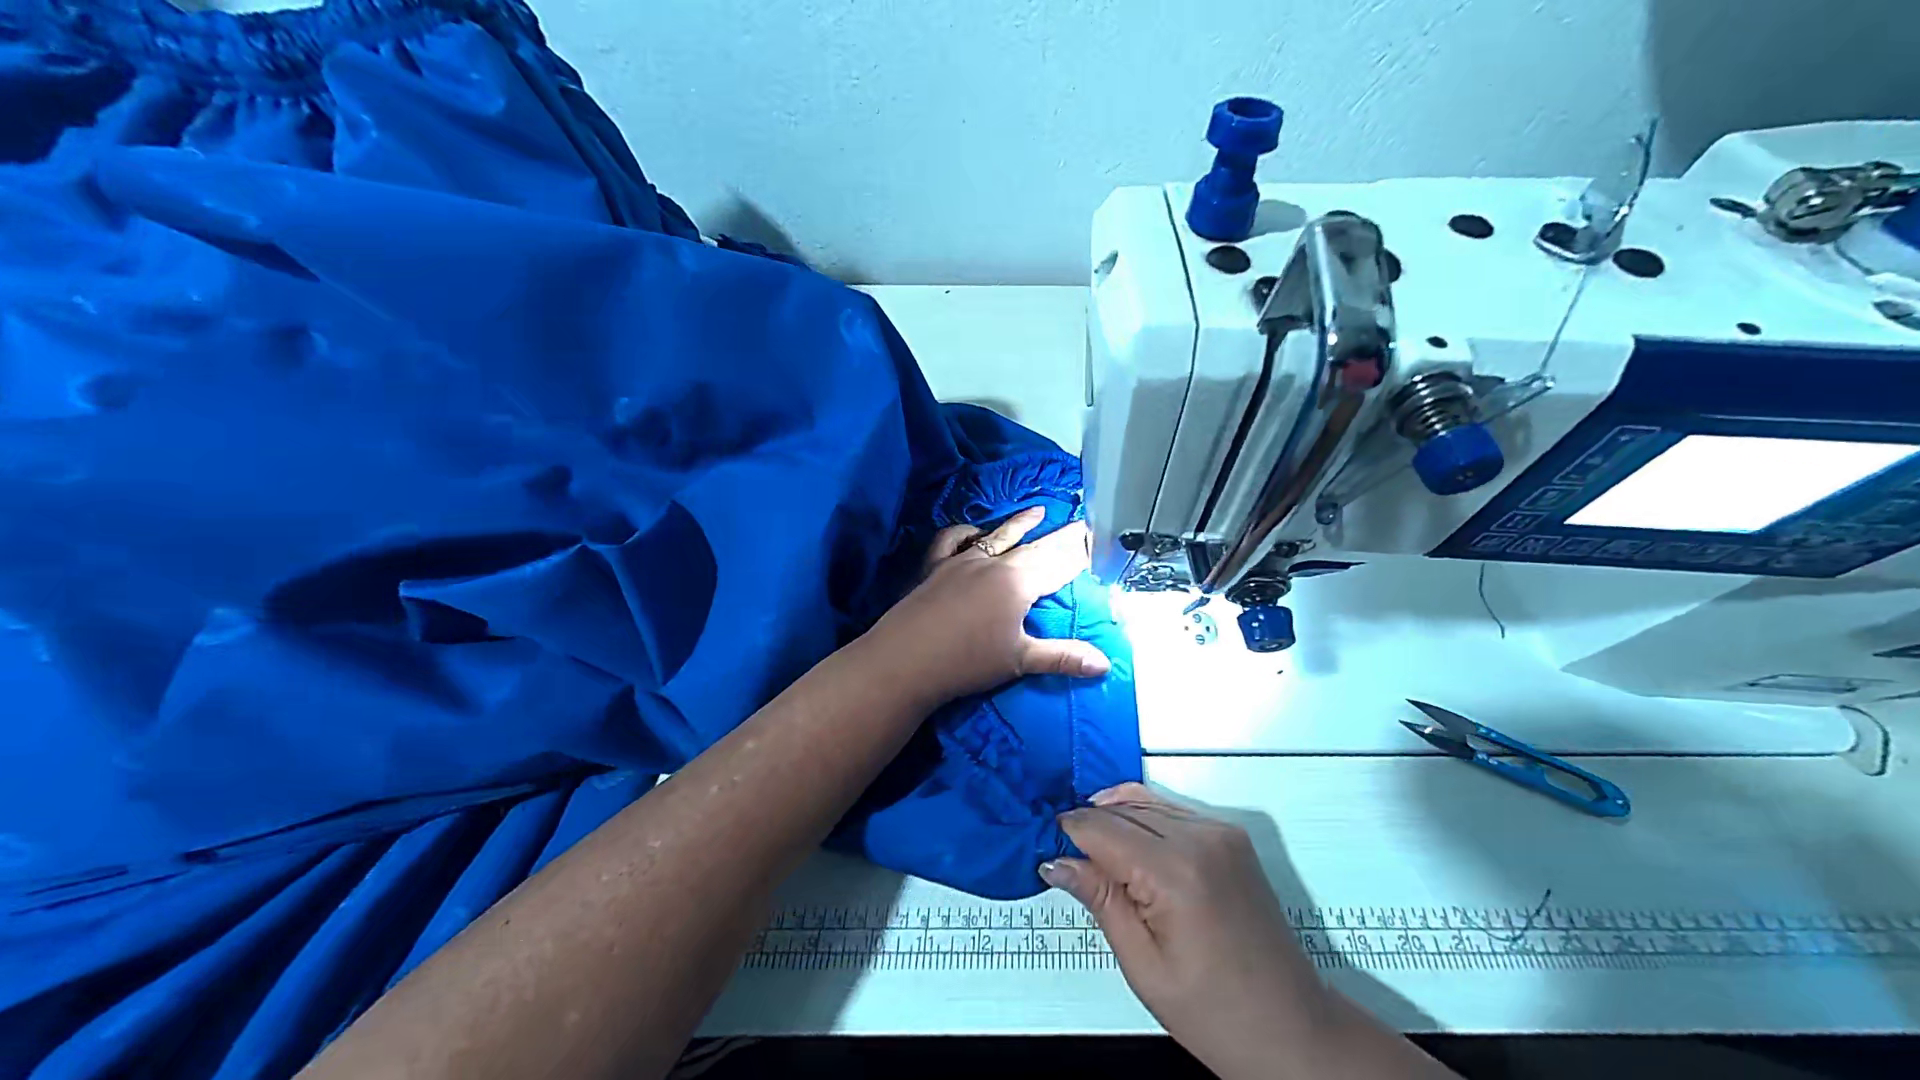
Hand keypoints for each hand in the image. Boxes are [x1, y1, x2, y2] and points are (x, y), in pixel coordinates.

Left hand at [858, 507, 1109, 707]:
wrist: (905, 660)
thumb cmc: (968, 661)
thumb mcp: (1021, 661)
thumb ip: (1063, 658)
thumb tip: (1105, 665)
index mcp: (1018, 583)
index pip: (1057, 564)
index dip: (1077, 553)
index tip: (1094, 539)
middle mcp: (993, 564)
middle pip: (1033, 547)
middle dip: (1057, 538)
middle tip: (1077, 525)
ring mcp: (961, 561)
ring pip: (997, 537)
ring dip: (1020, 525)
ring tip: (1038, 511)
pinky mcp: (935, 567)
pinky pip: (952, 540)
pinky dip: (965, 532)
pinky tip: (973, 530)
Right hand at [1042, 784, 1333, 1078]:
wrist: (1293, 1029)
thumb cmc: (1223, 1014)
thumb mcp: (1143, 965)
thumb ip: (1100, 899)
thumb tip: (1058, 862)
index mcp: (1177, 873)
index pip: (1100, 827)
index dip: (1067, 835)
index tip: (1049, 849)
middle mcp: (1202, 840)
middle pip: (1120, 807)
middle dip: (1088, 826)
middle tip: (1065, 856)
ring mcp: (1221, 833)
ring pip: (1144, 801)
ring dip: (1114, 820)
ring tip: (1095, 857)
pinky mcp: (1230, 836)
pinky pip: (1171, 811)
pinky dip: (1143, 820)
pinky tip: (1130, 849)